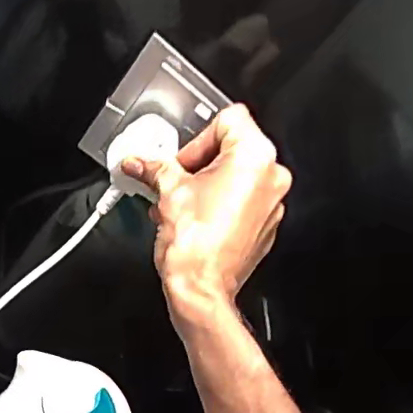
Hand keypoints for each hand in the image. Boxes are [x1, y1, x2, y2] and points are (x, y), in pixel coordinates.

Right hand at [119, 104, 290, 330]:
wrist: (200, 291)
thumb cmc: (193, 249)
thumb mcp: (168, 194)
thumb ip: (156, 169)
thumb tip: (142, 163)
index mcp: (254, 158)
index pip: (228, 120)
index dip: (196, 140)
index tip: (179, 163)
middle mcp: (271, 178)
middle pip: (233, 150)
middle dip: (199, 166)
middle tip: (176, 184)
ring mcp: (271, 205)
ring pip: (237, 179)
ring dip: (208, 188)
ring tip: (183, 207)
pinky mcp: (264, 228)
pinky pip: (243, 204)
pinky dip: (221, 208)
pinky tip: (197, 223)